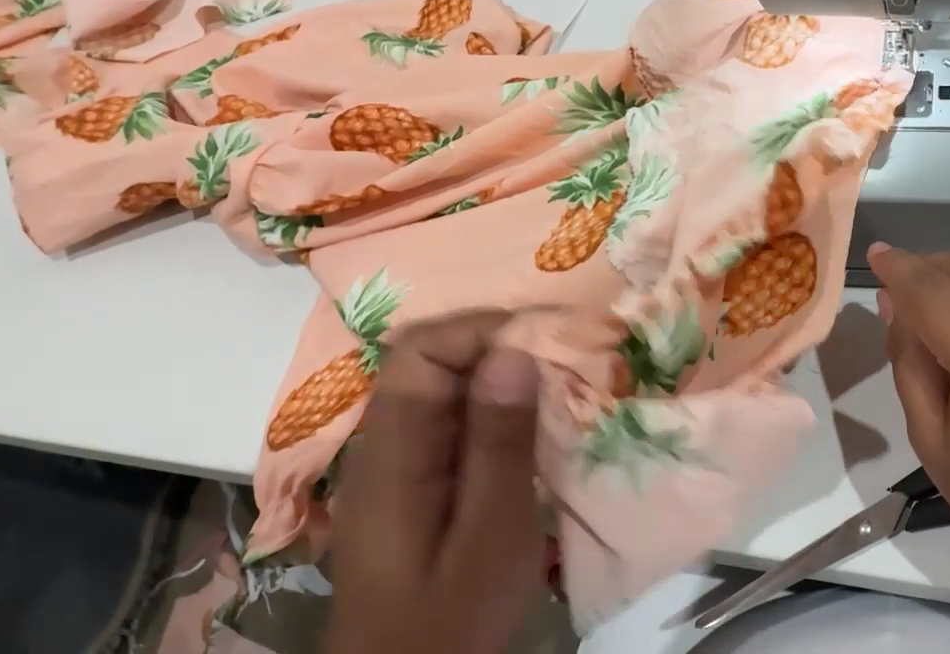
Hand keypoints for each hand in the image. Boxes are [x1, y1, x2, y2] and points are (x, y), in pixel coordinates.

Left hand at [324, 312, 542, 653]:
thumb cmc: (452, 621)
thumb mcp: (491, 534)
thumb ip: (499, 442)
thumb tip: (512, 350)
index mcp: (392, 455)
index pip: (419, 350)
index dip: (481, 328)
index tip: (547, 340)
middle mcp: (383, 448)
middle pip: (429, 362)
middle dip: (500, 344)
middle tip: (567, 357)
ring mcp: (395, 468)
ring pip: (443, 389)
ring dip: (502, 375)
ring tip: (562, 383)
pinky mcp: (415, 487)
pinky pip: (452, 422)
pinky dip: (496, 409)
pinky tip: (535, 427)